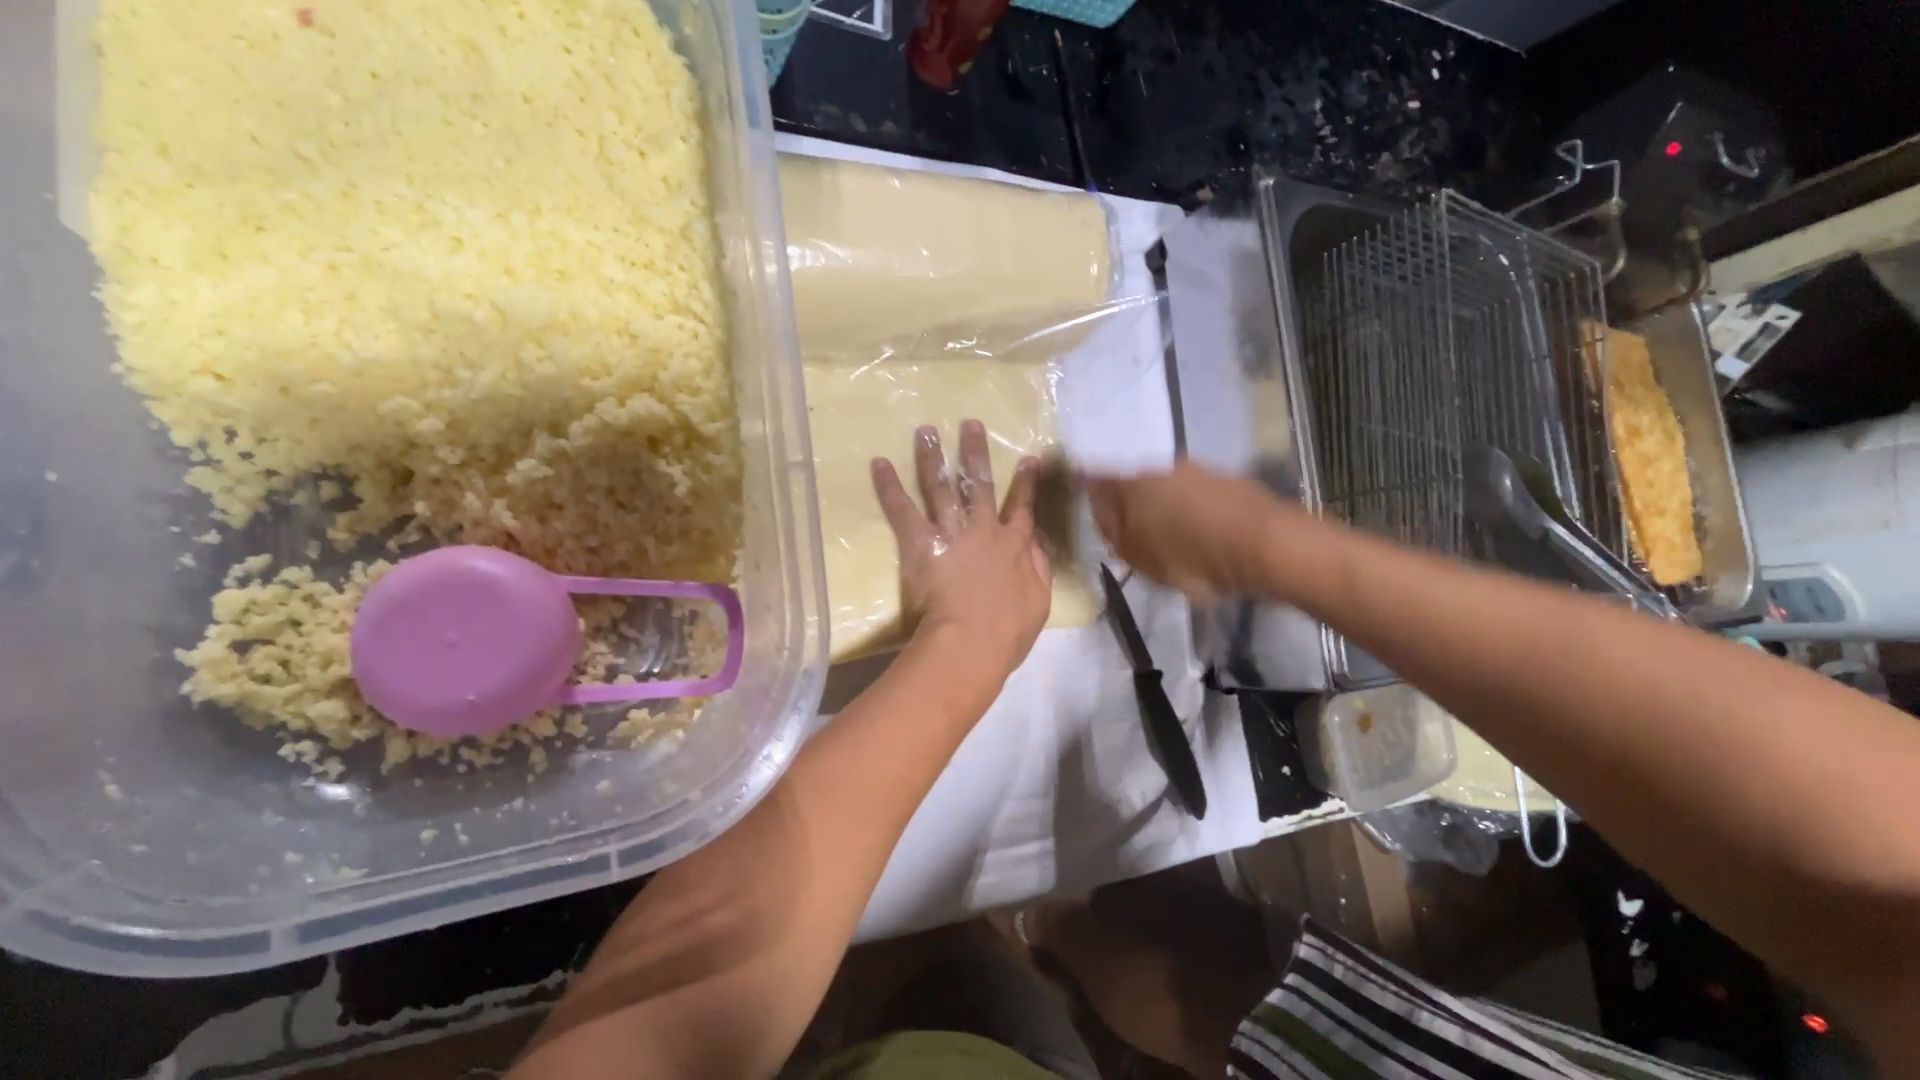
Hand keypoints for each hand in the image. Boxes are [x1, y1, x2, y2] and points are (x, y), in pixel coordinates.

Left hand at [872, 421, 1052, 681]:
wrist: (973, 639)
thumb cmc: (1008, 630)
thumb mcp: (1039, 600)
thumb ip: (1039, 567)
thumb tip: (1037, 542)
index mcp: (1014, 545)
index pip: (1022, 507)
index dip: (1026, 483)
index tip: (1027, 459)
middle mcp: (984, 529)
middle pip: (980, 484)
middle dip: (975, 453)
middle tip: (970, 424)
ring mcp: (952, 532)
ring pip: (942, 487)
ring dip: (933, 457)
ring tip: (926, 431)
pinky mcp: (921, 542)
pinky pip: (902, 509)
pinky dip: (889, 486)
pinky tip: (879, 464)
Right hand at [1084, 461, 1298, 604]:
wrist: (1263, 545)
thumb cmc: (1188, 552)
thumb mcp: (1136, 555)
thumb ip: (1113, 533)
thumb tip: (1105, 517)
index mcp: (1129, 476)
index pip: (1094, 474)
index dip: (1088, 491)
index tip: (1092, 513)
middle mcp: (1159, 461)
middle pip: (1130, 478)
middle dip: (1125, 502)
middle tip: (1126, 533)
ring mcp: (1195, 468)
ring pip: (1162, 487)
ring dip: (1157, 508)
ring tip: (1162, 541)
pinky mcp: (1224, 481)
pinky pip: (1191, 496)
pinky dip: (1186, 513)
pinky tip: (1192, 537)